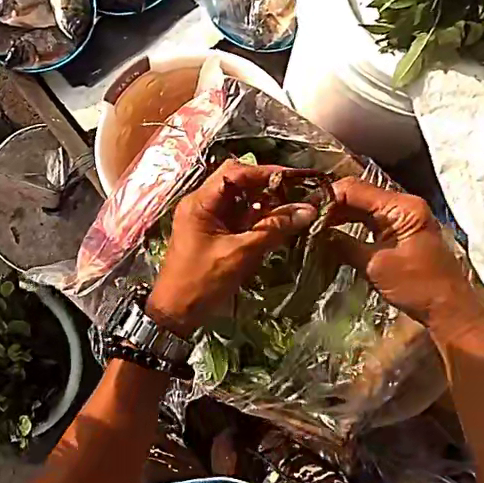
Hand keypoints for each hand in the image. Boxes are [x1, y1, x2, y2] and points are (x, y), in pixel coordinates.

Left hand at [146, 160, 318, 336]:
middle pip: (236, 181)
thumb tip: (308, 210)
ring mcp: (204, 218)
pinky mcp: (211, 232)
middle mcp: (199, 204)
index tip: (296, 178)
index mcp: (199, 203)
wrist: (176, 310)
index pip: (234, 173)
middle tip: (296, 194)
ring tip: (292, 208)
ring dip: (263, 202)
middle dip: (266, 186)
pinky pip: (236, 216)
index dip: (266, 172)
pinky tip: (276, 223)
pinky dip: (255, 217)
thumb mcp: (240, 254)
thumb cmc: (202, 281)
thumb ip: (273, 229)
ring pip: (238, 199)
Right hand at [316, 178, 483, 335]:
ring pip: (359, 205)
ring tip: (310, 224)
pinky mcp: (397, 229)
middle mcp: (402, 205)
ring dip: (335, 213)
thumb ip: (342, 244)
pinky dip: (347, 222)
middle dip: (328, 204)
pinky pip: (366, 218)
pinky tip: (328, 230)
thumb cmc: (416, 286)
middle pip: (357, 193)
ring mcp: (401, 216)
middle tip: (302, 218)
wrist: (448, 310)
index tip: (302, 211)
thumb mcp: (374, 264)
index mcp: (402, 207)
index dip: (326, 198)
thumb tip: (314, 233)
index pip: (354, 189)